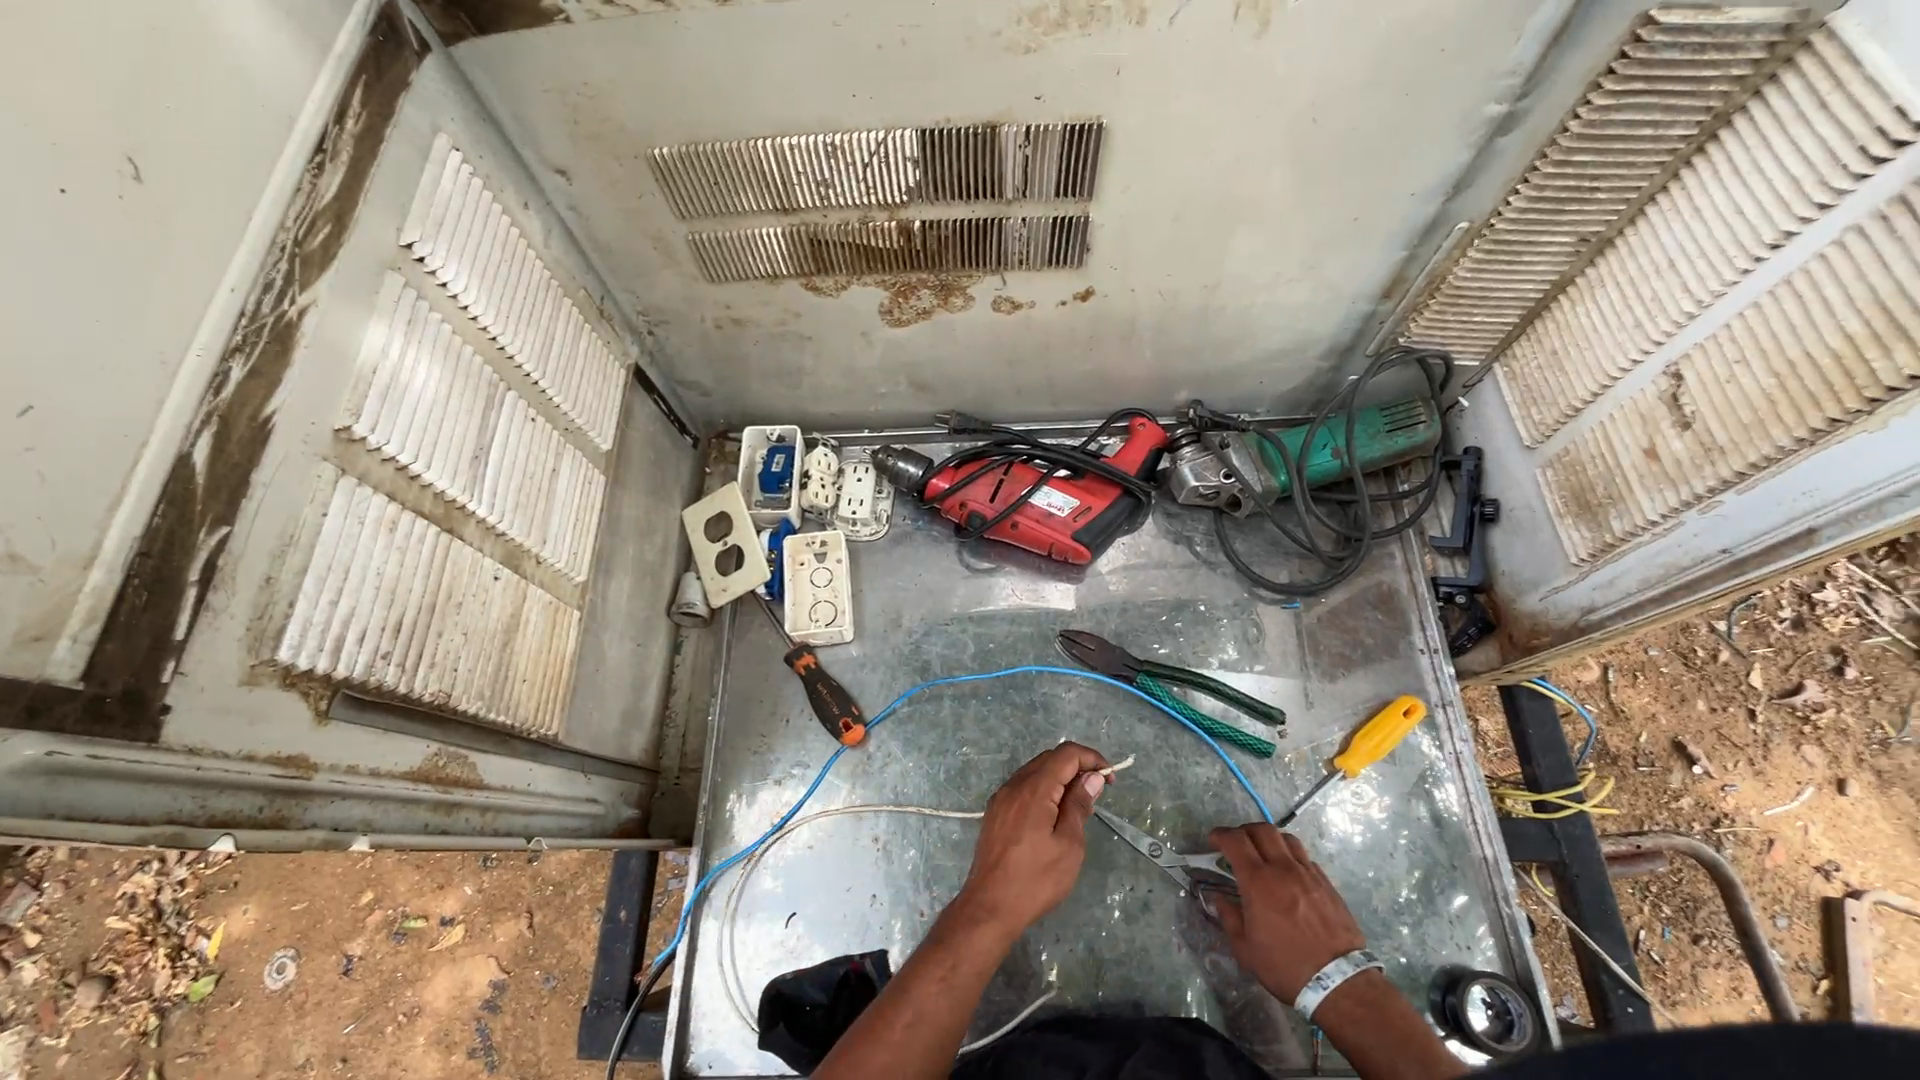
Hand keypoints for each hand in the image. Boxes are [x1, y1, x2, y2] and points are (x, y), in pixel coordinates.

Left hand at [953, 742, 1109, 938]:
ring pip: (1035, 772)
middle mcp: (1014, 786)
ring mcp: (1001, 799)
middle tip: (1097, 794)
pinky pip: (1023, 788)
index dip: (1091, 759)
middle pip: (1049, 759)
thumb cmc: (1035, 880)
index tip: (1109, 780)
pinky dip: (1043, 791)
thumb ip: (1078, 806)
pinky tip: (1054, 815)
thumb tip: (1091, 777)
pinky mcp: (995, 813)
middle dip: (1077, 767)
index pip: (1066, 754)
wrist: (989, 907)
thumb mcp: (1068, 845)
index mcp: (1033, 789)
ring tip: (1079, 807)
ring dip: (1060, 779)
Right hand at [1209, 824, 1365, 1001]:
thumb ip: (1228, 917)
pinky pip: (1306, 859)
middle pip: (1262, 830)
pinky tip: (1289, 875)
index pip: (1236, 841)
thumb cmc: (1285, 966)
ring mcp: (1309, 874)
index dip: (1221, 834)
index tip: (1214, 841)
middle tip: (1236, 844)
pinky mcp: (1327, 884)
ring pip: (1287, 839)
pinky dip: (1291, 858)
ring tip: (1264, 854)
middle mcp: (1283, 869)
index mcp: (1258, 882)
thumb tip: (1219, 898)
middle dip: (1244, 831)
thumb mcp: (1245, 949)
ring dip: (1270, 840)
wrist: (1339, 981)